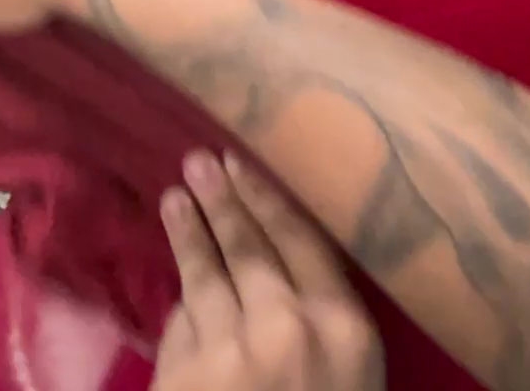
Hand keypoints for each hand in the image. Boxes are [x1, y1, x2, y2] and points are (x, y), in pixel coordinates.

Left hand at [153, 152, 383, 390]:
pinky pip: (183, 329)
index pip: (299, 240)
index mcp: (343, 327)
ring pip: (204, 276)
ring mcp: (230, 349)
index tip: (238, 162)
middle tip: (198, 161)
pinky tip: (177, 291)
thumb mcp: (355, 377)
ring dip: (187, 233)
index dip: (264, 197)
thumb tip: (287, 281)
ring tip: (174, 199)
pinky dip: (183, 313)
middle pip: (247, 247)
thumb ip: (324, 326)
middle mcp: (287, 325)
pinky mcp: (184, 375)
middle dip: (221, 201)